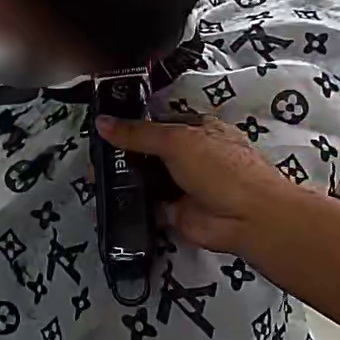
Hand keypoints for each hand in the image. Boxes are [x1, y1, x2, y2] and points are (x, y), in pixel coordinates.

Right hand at [95, 114, 306, 253]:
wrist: (247, 217)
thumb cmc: (220, 168)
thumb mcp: (177, 141)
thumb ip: (139, 133)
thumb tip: (102, 123)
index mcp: (197, 130)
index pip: (157, 123)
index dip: (131, 125)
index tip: (102, 129)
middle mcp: (190, 155)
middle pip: (150, 151)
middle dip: (124, 153)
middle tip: (92, 156)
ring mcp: (182, 185)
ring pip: (147, 178)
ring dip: (125, 178)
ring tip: (92, 176)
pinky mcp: (175, 212)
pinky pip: (148, 204)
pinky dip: (130, 203)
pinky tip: (107, 199)